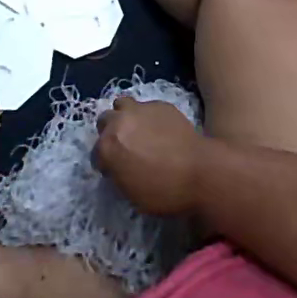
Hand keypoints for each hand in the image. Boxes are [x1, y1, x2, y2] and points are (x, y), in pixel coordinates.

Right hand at [95, 98, 204, 216]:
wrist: (200, 172)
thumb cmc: (164, 192)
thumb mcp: (131, 193)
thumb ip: (118, 173)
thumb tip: (119, 166)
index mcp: (107, 148)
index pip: (96, 153)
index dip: (105, 163)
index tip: (115, 170)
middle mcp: (118, 123)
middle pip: (104, 121)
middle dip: (110, 133)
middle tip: (124, 146)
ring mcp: (140, 110)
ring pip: (121, 104)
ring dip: (124, 115)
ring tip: (137, 129)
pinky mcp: (159, 104)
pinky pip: (147, 107)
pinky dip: (148, 116)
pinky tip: (160, 129)